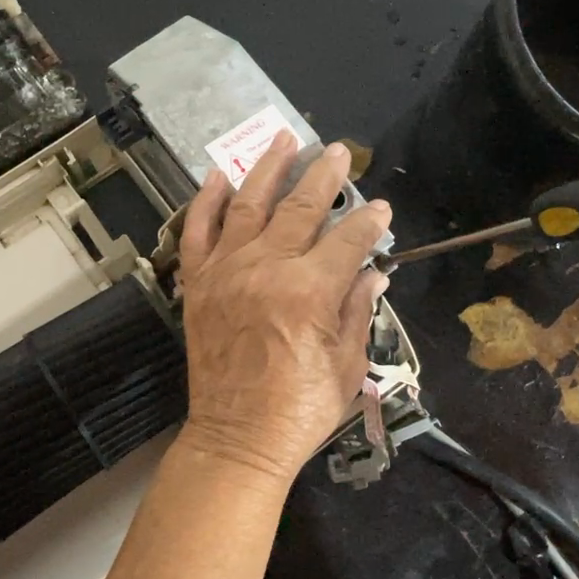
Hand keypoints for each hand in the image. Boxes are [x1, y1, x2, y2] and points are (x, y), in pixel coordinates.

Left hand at [175, 132, 392, 486]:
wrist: (236, 440)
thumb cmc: (299, 411)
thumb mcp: (347, 366)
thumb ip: (359, 310)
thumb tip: (374, 271)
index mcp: (310, 292)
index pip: (347, 240)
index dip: (368, 222)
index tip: (380, 209)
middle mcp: (266, 270)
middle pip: (300, 209)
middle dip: (324, 176)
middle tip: (338, 152)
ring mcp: (226, 273)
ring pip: (248, 206)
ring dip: (268, 169)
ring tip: (284, 138)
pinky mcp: (198, 285)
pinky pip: (198, 232)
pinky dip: (207, 201)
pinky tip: (220, 176)